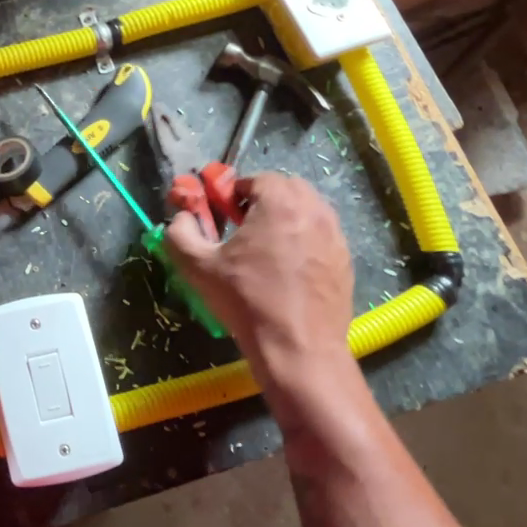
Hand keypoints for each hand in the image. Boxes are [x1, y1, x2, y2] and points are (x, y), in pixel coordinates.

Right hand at [164, 172, 354, 383]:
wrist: (298, 348)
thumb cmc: (246, 301)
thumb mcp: (198, 266)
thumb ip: (180, 233)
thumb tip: (183, 218)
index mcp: (279, 203)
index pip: (257, 179)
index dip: (236, 193)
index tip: (225, 216)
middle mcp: (314, 211)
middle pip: (288, 188)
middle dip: (264, 200)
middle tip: (244, 228)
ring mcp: (335, 237)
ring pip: (309, 210)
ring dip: (286, 218)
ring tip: (267, 249)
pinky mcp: (345, 261)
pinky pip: (322, 236)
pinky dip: (305, 240)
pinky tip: (289, 270)